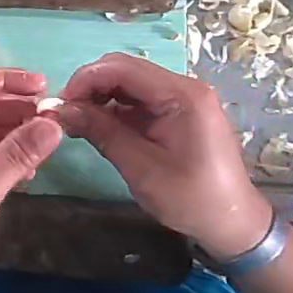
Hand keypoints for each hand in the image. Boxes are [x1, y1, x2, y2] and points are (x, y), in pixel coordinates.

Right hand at [58, 53, 271, 259]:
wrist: (233, 224)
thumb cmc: (191, 199)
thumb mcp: (140, 167)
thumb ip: (100, 131)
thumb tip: (59, 109)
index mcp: (181, 95)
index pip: (121, 67)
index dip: (84, 80)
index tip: (60, 105)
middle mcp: (182, 87)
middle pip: (122, 68)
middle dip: (88, 86)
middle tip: (65, 113)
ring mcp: (180, 97)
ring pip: (126, 81)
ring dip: (97, 96)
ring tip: (76, 121)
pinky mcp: (174, 110)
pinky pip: (135, 97)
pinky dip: (111, 106)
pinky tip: (95, 125)